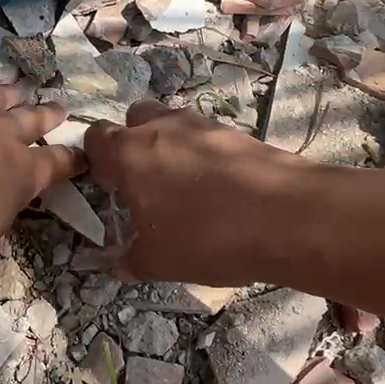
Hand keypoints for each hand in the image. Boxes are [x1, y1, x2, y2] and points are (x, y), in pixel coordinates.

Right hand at [85, 100, 297, 285]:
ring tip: (187, 189)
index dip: (98, 160)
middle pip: (135, 119)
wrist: (288, 217)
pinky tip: (222, 192)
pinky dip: (207, 157)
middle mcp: (162, 127)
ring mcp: (203, 125)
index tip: (110, 187)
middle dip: (134, 143)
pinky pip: (208, 139)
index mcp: (129, 153)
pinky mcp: (239, 133)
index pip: (96, 138)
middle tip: (145, 182)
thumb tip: (117, 264)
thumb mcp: (158, 262)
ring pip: (174, 125)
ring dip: (171, 147)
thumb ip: (130, 260)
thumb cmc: (206, 237)